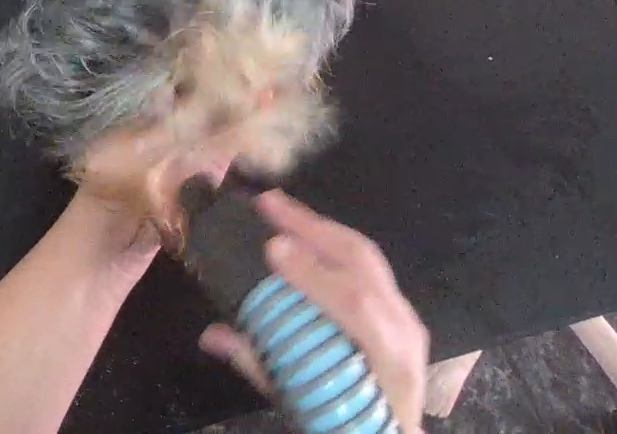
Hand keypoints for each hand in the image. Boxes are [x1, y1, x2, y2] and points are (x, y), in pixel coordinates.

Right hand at [198, 191, 427, 432]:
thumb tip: (210, 335)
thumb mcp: (308, 403)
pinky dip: (331, 238)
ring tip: (279, 207)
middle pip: (363, 264)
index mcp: (388, 361)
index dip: (315, 274)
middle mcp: (404, 329)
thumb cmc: (349, 421)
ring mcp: (405, 314)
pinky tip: (304, 227)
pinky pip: (366, 261)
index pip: (357, 307)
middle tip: (266, 204)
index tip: (273, 247)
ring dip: (319, 225)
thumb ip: (263, 366)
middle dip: (313, 227)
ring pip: (365, 254)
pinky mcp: (399, 305)